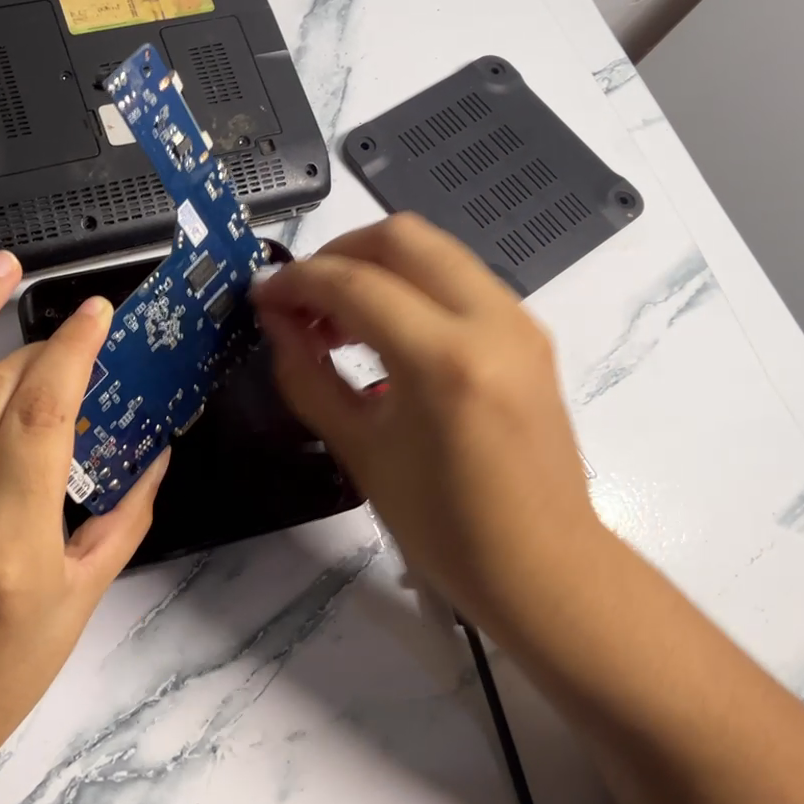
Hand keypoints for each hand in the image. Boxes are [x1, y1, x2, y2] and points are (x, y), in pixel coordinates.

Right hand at [251, 214, 598, 619]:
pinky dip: (408, 283)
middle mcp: (490, 321)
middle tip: (299, 298)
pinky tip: (380, 328)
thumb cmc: (443, 527)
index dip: (296, 281)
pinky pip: (457, 277)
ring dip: (373, 265)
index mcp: (444, 361)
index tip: (261, 298)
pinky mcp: (528, 332)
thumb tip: (276, 322)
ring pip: (432, 248)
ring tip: (334, 317)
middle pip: (399, 236)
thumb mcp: (358, 450)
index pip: (354, 284)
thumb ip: (308, 374)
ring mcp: (518, 321)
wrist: (542, 566)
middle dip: (336, 254)